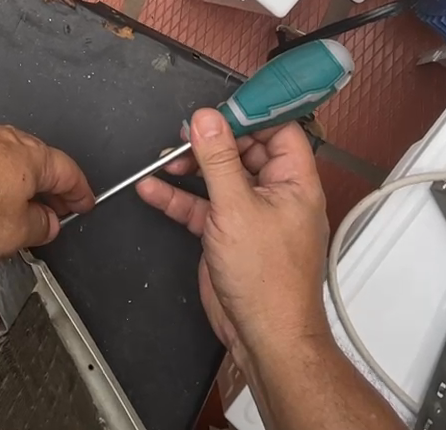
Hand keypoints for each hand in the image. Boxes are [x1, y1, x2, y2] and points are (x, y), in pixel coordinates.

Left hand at [0, 124, 94, 266]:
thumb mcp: (12, 233)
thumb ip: (37, 227)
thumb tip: (46, 222)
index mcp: (29, 156)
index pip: (67, 171)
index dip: (79, 192)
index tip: (83, 203)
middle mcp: (3, 139)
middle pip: (36, 161)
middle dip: (47, 187)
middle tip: (52, 211)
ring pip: (4, 160)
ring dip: (14, 184)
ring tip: (12, 211)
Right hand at [135, 110, 330, 365]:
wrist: (264, 338)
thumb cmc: (268, 281)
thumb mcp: (235, 208)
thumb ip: (218, 160)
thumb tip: (207, 119)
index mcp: (294, 182)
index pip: (279, 131)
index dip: (251, 114)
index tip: (218, 106)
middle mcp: (275, 193)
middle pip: (243, 150)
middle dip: (211, 140)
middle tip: (184, 133)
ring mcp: (250, 213)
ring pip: (218, 176)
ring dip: (189, 166)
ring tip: (164, 159)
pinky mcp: (227, 232)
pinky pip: (200, 204)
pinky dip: (177, 196)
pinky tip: (152, 189)